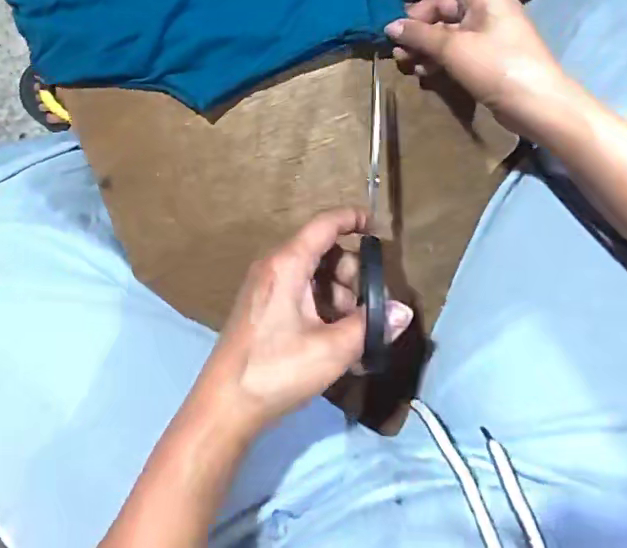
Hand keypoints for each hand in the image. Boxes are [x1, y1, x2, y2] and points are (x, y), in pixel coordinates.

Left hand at [196, 208, 414, 432]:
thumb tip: (404, 312)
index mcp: (288, 262)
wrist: (222, 408)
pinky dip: (322, 307)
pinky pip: (301, 293)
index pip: (326, 223)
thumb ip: (370, 326)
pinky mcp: (262, 307)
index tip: (379, 229)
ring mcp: (266, 286)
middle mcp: (275, 265)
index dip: (354, 219)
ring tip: (356, 334)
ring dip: (340, 296)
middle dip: (353, 275)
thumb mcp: (331, 349)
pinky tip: (337, 342)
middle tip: (369, 310)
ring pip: (315, 275)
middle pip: (324, 252)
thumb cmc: (276, 370)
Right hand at [386, 0, 579, 139]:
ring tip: (403, 60)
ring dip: (421, 42)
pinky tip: (421, 72)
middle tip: (395, 40)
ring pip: (444, 28)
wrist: (539, 106)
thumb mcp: (453, 48)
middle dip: (415, 20)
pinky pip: (454, 48)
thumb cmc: (497, 66)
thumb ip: (419, 35)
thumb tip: (390, 27)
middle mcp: (484, 7)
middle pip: (441, 1)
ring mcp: (485, 33)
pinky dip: (436, 56)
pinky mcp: (485, 57)